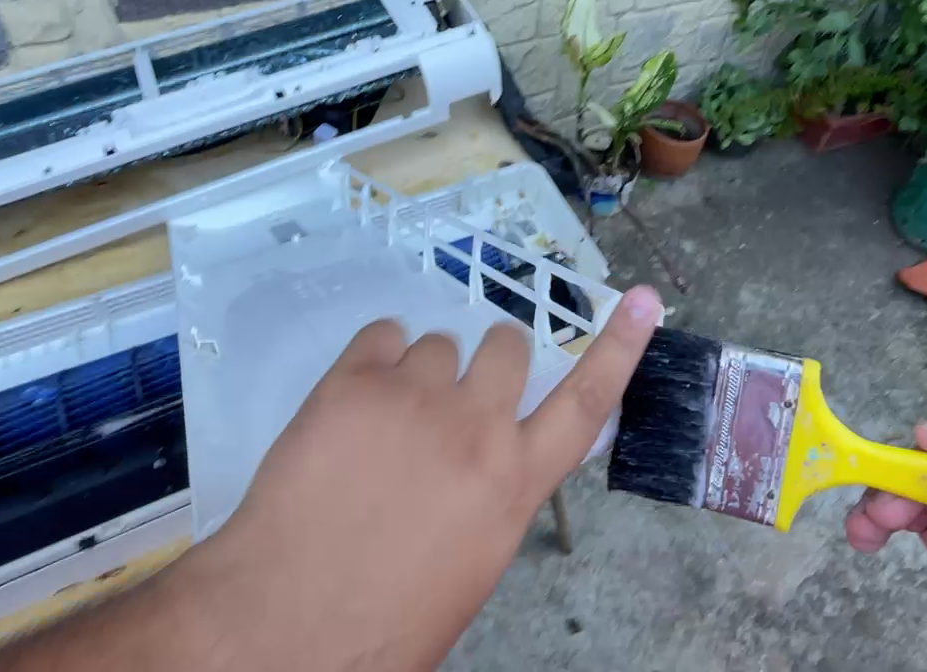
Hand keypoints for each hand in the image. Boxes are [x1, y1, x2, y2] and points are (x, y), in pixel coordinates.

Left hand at [162, 286, 664, 670]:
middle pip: (506, 346)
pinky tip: (355, 398)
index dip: (620, 347)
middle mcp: (477, 426)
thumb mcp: (471, 563)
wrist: (282, 626)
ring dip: (421, 372)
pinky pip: (383, 332)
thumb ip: (493, 494)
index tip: (644, 299)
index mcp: (514, 482)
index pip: (587, 401)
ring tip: (385, 421)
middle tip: (452, 396)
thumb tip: (483, 458)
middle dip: (487, 363)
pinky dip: (376, 357)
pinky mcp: (354, 381)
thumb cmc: (384, 620)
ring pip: (438, 342)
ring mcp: (416, 396)